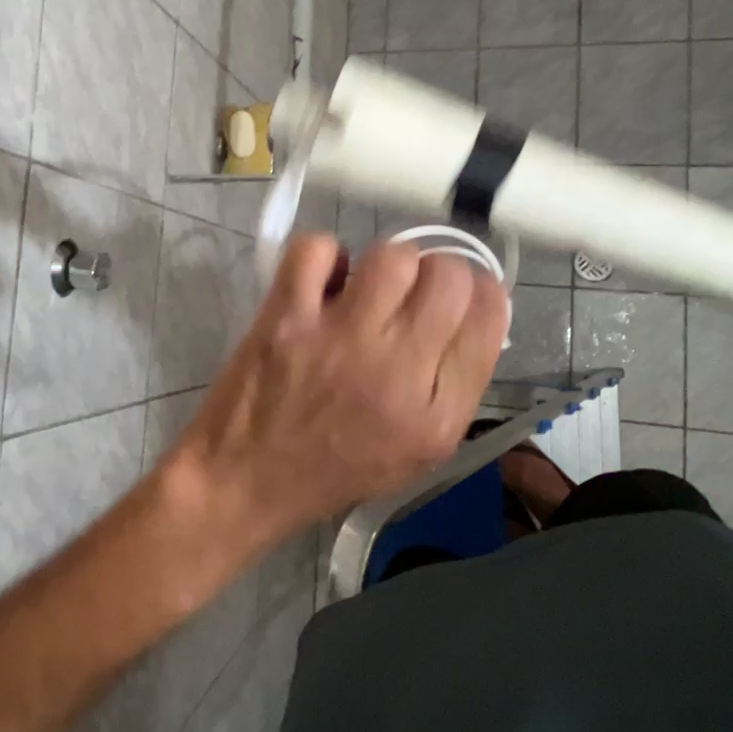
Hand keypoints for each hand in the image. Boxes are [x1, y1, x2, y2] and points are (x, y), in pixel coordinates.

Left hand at [161, 234, 508, 543]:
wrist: (244, 482)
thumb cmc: (332, 470)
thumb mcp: (417, 451)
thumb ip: (452, 386)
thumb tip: (468, 313)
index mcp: (438, 414)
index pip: (487, 313)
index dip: (478, 290)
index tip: (455, 294)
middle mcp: (398, 372)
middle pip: (447, 275)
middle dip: (434, 272)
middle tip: (406, 293)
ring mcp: (340, 340)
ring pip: (392, 255)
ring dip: (383, 263)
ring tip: (365, 288)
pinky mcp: (286, 318)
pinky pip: (318, 249)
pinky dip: (322, 254)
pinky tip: (319, 283)